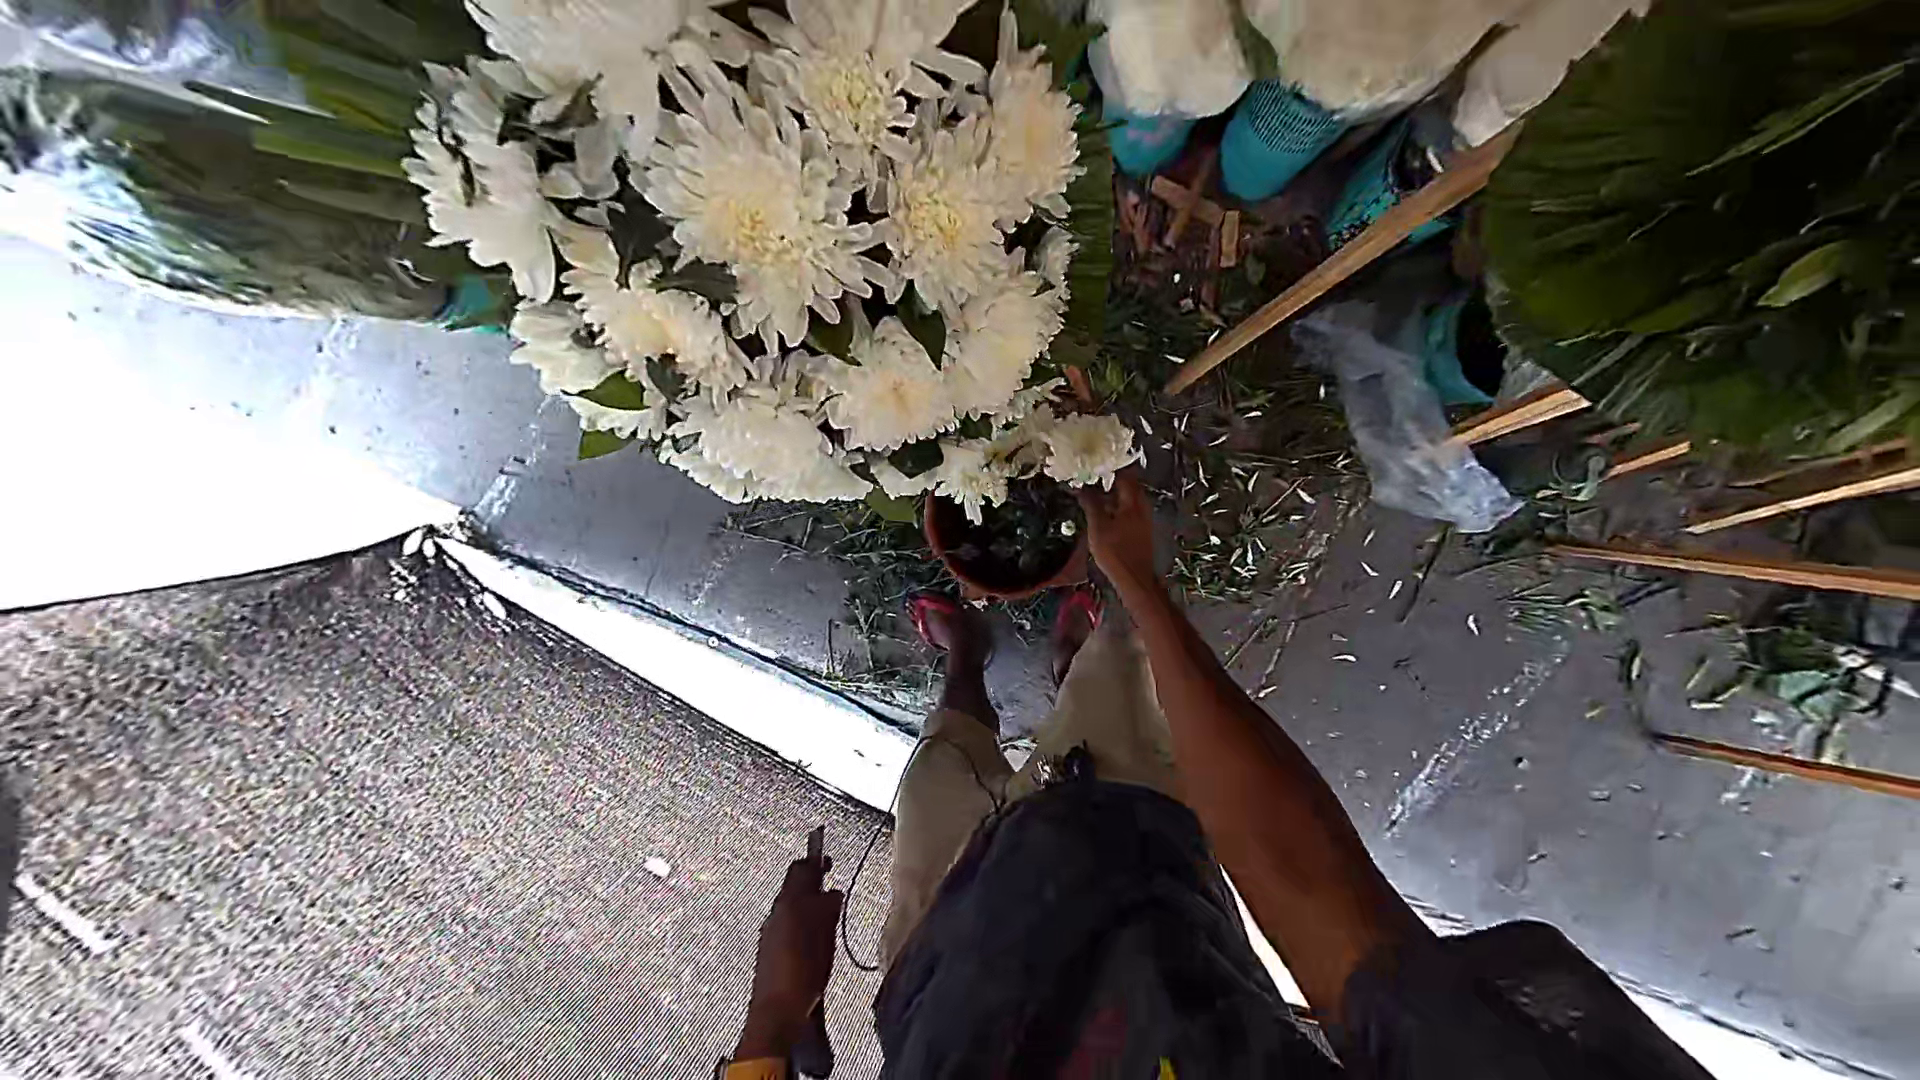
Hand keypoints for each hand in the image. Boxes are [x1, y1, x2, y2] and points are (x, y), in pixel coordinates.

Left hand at [734, 837, 843, 1060]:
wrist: (776, 1012)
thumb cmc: (805, 972)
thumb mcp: (826, 937)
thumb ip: (829, 909)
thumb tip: (832, 893)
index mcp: (790, 902)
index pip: (801, 868)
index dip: (816, 861)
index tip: (828, 861)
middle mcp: (776, 911)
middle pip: (793, 884)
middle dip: (811, 882)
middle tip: (828, 885)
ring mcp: (770, 929)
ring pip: (790, 904)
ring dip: (806, 902)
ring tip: (825, 913)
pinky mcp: (768, 947)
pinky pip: (786, 921)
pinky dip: (799, 919)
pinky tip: (811, 936)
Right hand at [1077, 467, 1157, 596]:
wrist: (1133, 578)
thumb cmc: (1115, 551)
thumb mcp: (1098, 525)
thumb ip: (1091, 503)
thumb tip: (1080, 486)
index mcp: (1133, 502)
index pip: (1125, 475)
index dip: (1110, 468)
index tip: (1094, 464)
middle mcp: (1142, 507)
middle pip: (1129, 486)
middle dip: (1111, 480)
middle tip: (1092, 477)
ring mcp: (1143, 519)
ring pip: (1129, 499)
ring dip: (1114, 494)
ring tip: (1094, 494)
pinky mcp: (1141, 530)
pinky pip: (1129, 510)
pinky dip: (1117, 506)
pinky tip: (1104, 513)